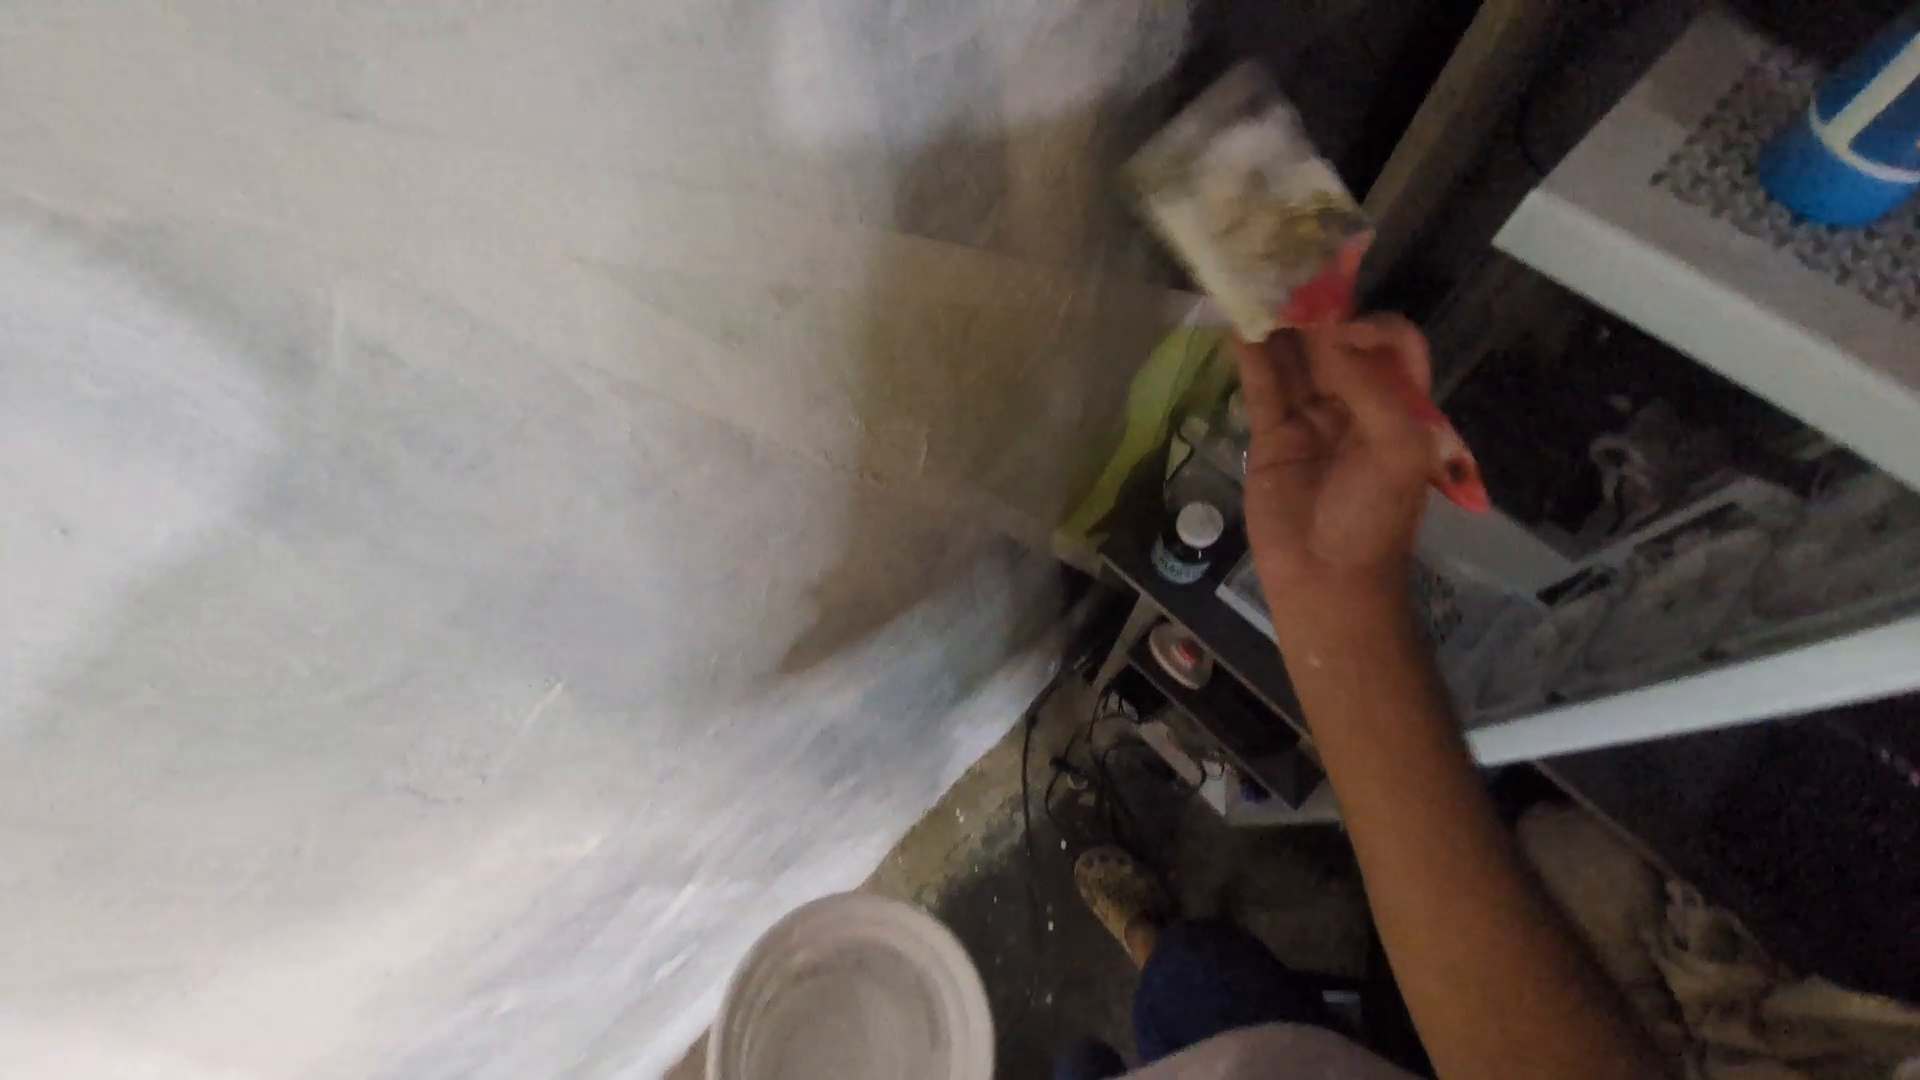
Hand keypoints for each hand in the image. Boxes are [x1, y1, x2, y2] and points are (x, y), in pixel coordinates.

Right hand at [1235, 315, 1435, 603]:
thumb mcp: (1394, 447)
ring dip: (1280, 331)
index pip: (1389, 345)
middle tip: (1288, 284)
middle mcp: (1355, 404)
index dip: (1367, 326)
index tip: (1338, 325)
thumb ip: (1366, 386)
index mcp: (1399, 406)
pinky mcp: (1272, 436)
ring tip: (1258, 294)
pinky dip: (1252, 361)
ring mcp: (1311, 419)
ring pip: (1295, 363)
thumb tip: (1328, 333)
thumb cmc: (1373, 516)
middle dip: (1316, 315)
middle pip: (1336, 346)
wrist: (1326, 575)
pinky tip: (1239, 331)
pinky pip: (1263, 390)